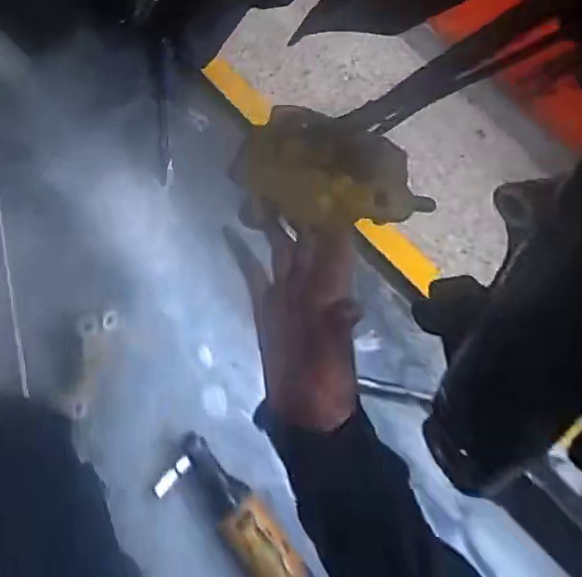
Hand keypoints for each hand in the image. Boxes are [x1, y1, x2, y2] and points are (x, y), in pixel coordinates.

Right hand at [225, 199, 362, 432]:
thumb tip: (352, 305)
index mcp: (329, 289)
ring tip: (258, 188)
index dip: (332, 212)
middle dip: (299, 204)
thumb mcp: (334, 356)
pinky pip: (252, 268)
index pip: (333, 243)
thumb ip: (338, 328)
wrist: (306, 412)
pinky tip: (229, 228)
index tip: (324, 179)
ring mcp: (285, 290)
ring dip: (272, 218)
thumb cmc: (326, 383)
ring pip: (279, 245)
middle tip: (284, 169)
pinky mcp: (264, 302)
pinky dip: (242, 248)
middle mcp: (309, 282)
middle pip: (304, 235)